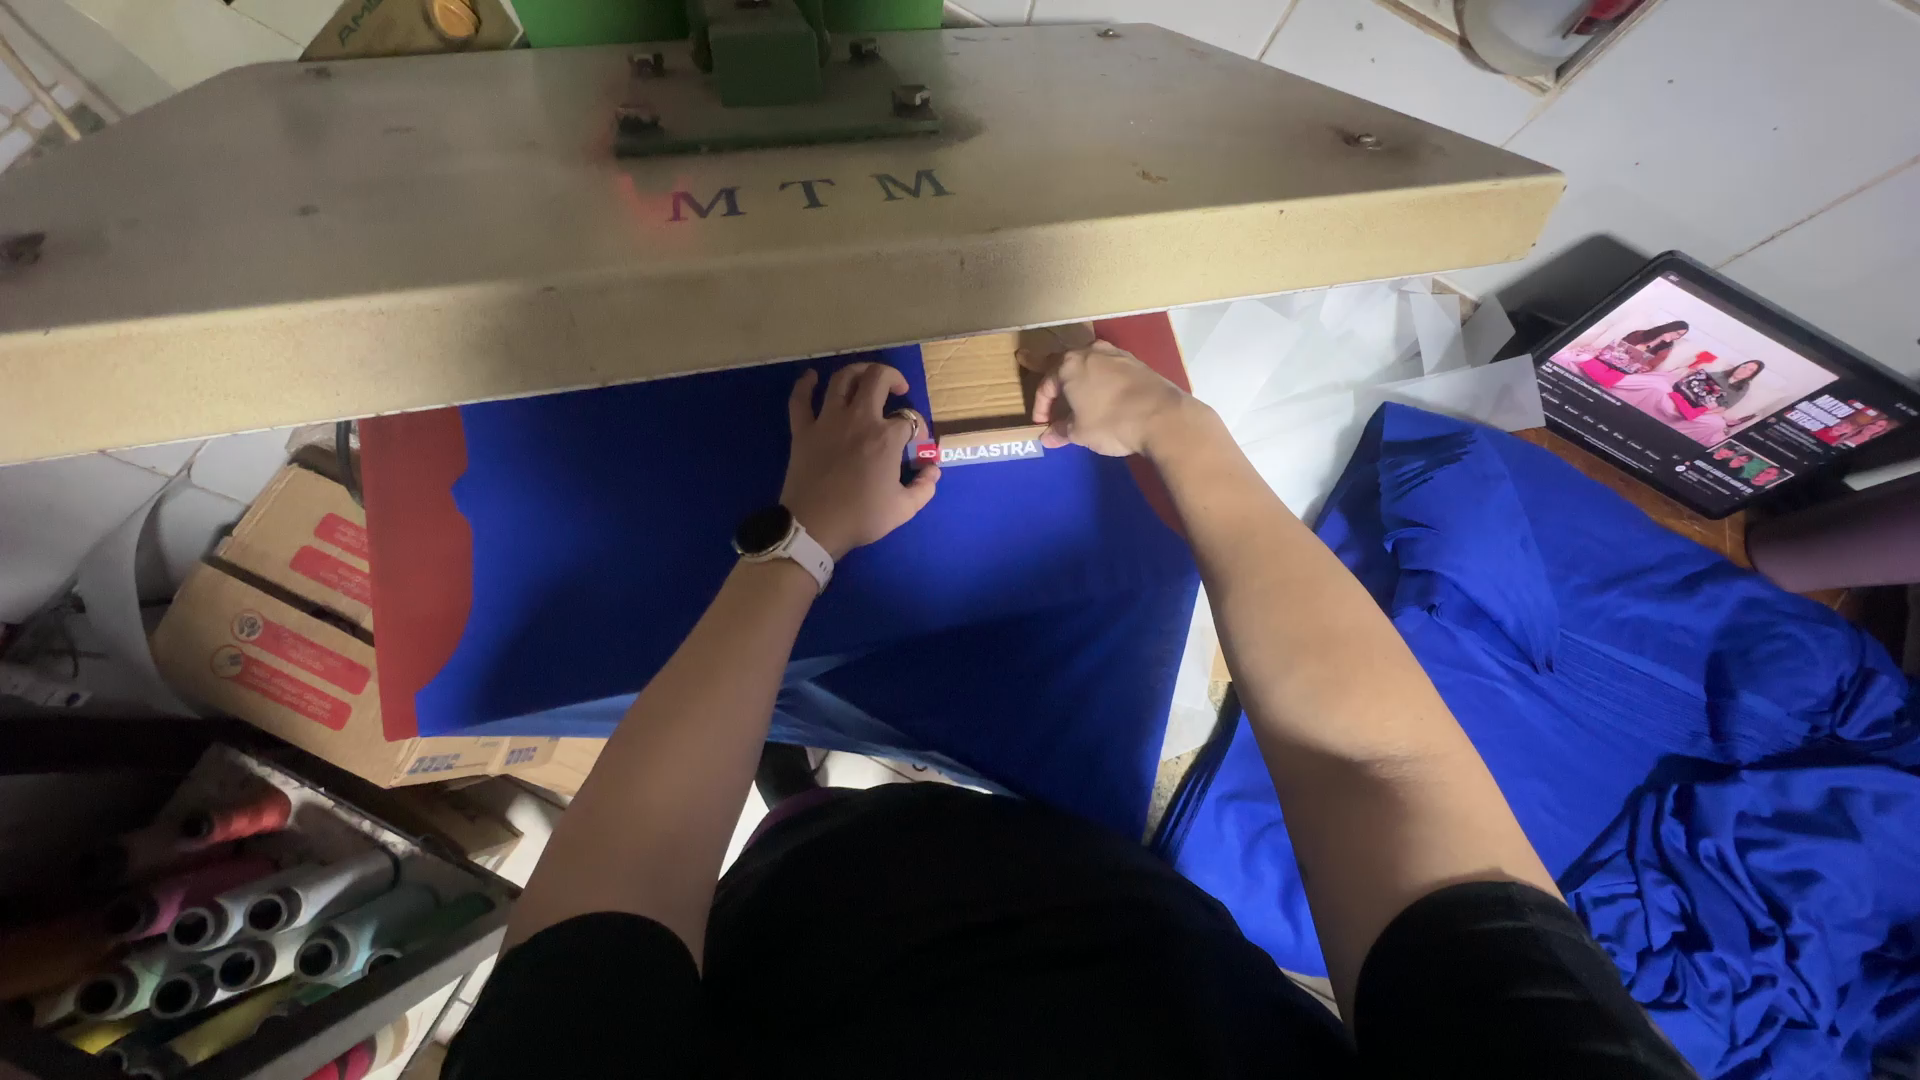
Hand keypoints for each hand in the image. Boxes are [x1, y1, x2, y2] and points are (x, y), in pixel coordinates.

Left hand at [780, 363, 939, 559]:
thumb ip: (924, 487)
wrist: (814, 527)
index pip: (910, 419)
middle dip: (893, 377)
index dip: (919, 429)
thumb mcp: (904, 509)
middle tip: (898, 388)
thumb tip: (933, 470)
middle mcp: (859, 418)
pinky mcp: (803, 430)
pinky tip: (812, 376)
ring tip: (866, 377)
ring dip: (858, 371)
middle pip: (877, 379)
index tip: (917, 447)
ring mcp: (827, 421)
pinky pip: (800, 399)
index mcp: (886, 437)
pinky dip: (806, 384)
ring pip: (842, 379)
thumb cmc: (861, 518)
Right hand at [1019, 333, 1200, 457]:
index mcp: (1069, 365)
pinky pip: (1109, 369)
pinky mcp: (1135, 362)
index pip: (1045, 384)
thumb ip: (1060, 431)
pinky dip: (1101, 382)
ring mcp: (1115, 354)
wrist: (1162, 417)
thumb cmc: (1111, 422)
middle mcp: (1090, 352)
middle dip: (1058, 387)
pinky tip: (1105, 398)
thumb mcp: (1080, 433)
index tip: (1042, 424)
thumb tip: (1047, 437)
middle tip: (1054, 404)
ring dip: (1081, 382)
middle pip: (1065, 367)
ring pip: (1089, 365)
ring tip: (1080, 401)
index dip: (1040, 406)